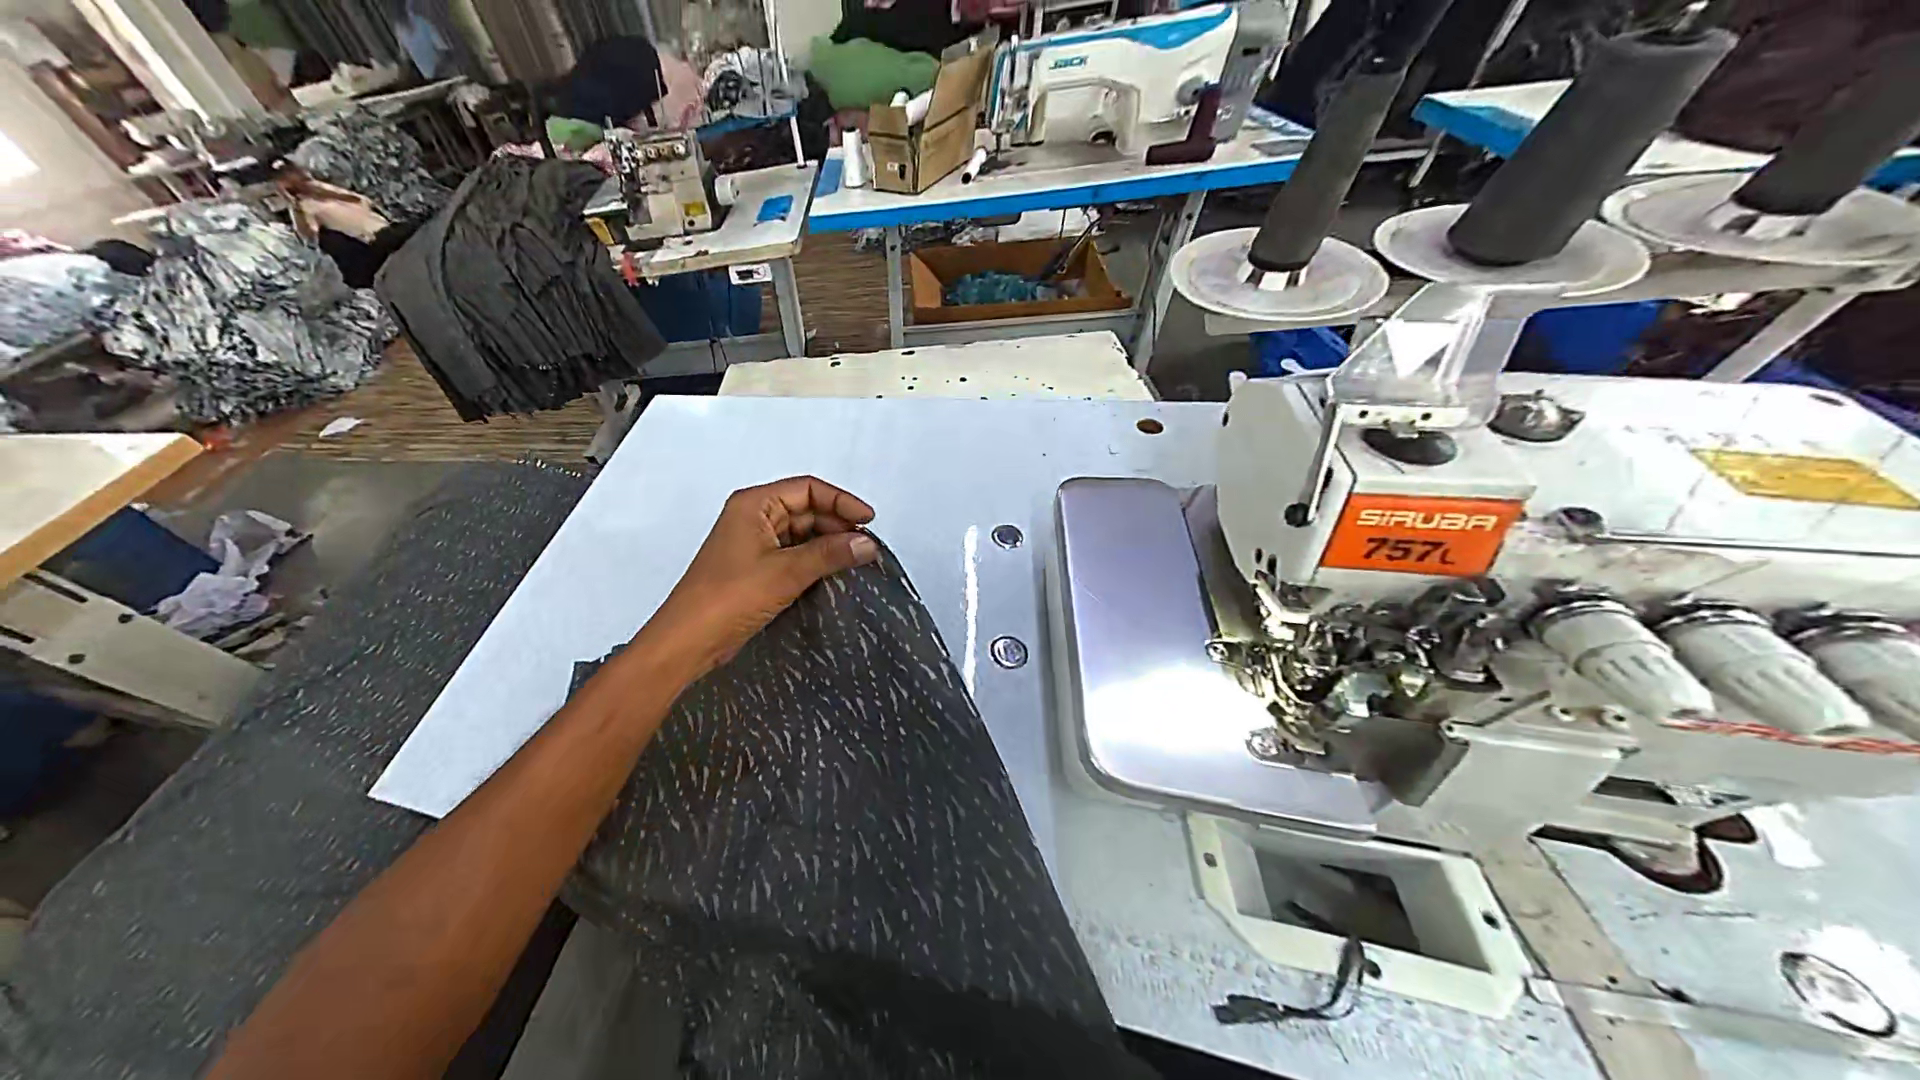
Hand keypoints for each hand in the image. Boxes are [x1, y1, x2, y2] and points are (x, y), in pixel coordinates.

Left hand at [638, 476, 878, 680]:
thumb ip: (830, 554)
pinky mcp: (757, 568)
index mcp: (754, 505)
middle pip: (807, 509)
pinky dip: (816, 560)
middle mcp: (754, 518)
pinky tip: (835, 573)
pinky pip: (795, 554)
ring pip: (802, 533)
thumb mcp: (786, 571)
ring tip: (856, 560)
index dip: (841, 501)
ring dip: (829, 544)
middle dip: (838, 524)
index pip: (808, 489)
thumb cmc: (728, 598)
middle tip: (866, 545)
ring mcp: (755, 544)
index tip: (868, 520)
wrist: (689, 640)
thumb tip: (867, 543)